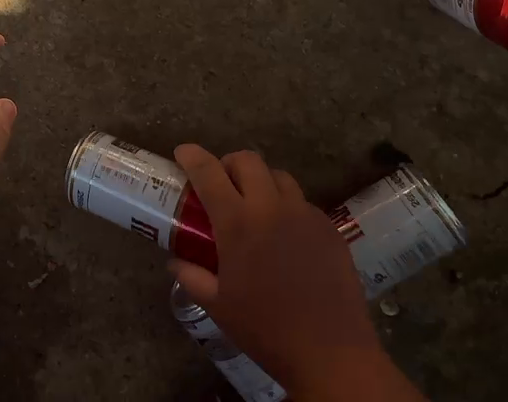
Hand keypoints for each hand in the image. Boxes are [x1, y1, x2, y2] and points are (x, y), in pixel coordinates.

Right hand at [170, 146, 420, 401]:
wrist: (332, 354)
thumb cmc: (266, 329)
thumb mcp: (217, 306)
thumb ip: (191, 276)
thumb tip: (175, 260)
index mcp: (238, 222)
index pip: (208, 171)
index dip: (191, 155)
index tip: (182, 153)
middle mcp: (271, 207)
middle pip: (247, 160)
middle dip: (228, 164)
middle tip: (221, 184)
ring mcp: (304, 215)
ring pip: (278, 176)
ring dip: (260, 181)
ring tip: (255, 206)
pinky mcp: (329, 228)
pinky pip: (303, 203)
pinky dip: (287, 206)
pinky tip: (286, 235)